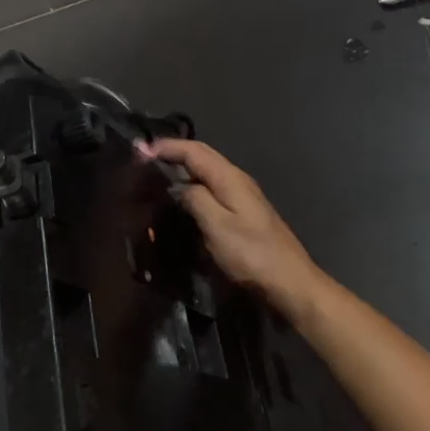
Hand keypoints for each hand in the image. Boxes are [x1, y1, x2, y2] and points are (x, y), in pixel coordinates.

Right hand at [138, 138, 324, 320]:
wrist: (290, 283)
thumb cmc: (253, 254)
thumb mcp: (217, 226)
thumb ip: (195, 199)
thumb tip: (177, 184)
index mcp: (230, 178)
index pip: (194, 150)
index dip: (167, 147)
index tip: (139, 150)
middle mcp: (236, 181)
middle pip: (200, 159)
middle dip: (172, 157)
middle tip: (142, 165)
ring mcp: (241, 199)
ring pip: (205, 177)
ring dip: (181, 175)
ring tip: (155, 184)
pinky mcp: (242, 216)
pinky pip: (211, 194)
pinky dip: (191, 193)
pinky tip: (180, 206)